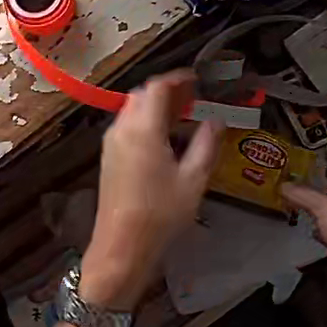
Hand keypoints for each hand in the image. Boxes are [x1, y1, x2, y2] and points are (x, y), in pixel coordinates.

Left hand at [81, 71, 223, 309]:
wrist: (121, 248)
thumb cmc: (160, 215)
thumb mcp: (194, 180)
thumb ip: (207, 144)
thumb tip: (217, 120)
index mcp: (143, 129)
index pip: (158, 87)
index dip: (179, 78)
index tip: (199, 79)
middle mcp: (122, 130)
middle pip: (142, 95)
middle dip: (168, 91)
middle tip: (195, 97)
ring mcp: (111, 144)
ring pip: (133, 110)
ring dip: (157, 106)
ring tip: (184, 116)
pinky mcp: (109, 159)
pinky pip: (128, 127)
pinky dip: (147, 122)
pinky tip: (166, 139)